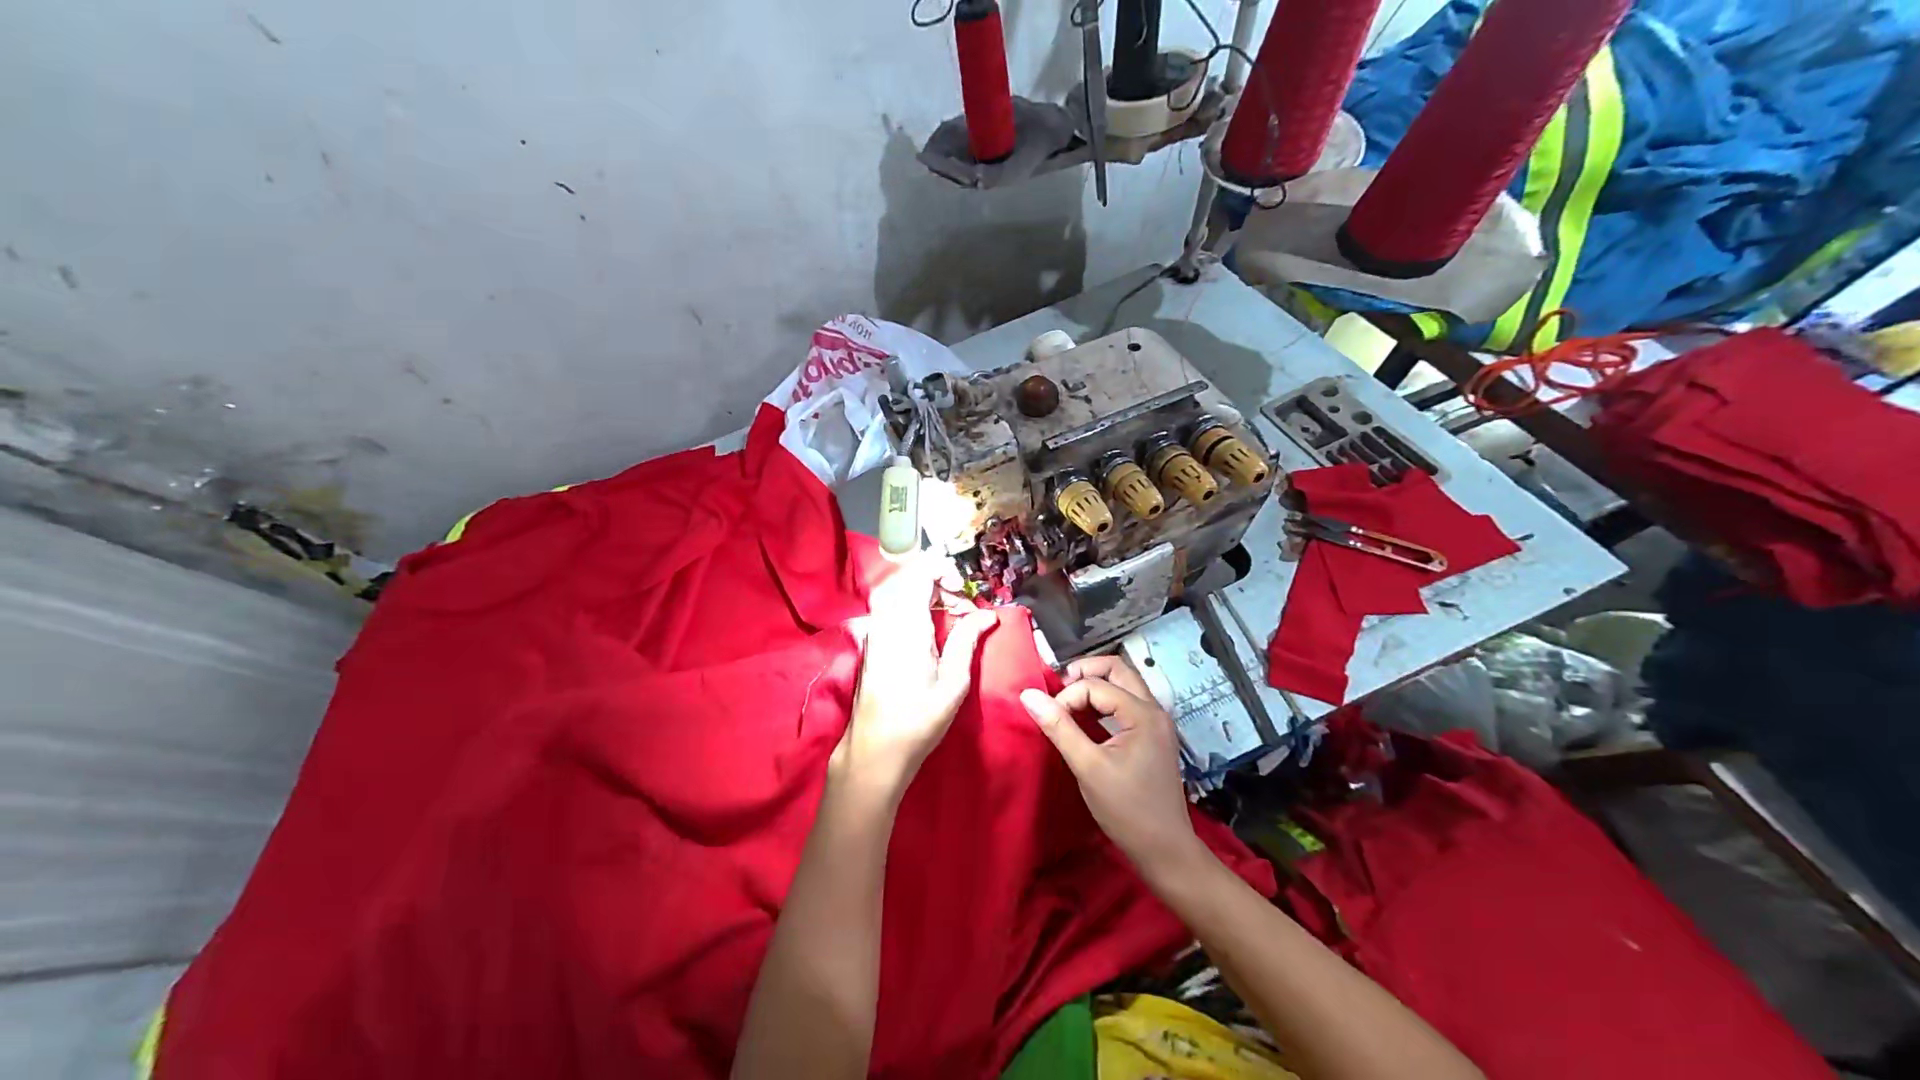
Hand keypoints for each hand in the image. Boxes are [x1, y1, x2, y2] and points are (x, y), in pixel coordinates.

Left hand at [837, 557, 996, 793]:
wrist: (874, 751)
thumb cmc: (918, 719)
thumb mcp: (953, 682)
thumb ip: (967, 640)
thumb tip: (986, 615)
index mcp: (906, 623)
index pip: (921, 571)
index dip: (945, 570)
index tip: (965, 591)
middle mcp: (885, 620)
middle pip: (910, 579)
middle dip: (940, 584)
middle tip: (964, 609)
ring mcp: (874, 631)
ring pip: (900, 594)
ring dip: (928, 597)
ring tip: (952, 621)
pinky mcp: (871, 644)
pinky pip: (892, 611)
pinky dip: (914, 610)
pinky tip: (932, 634)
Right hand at [1020, 655, 1202, 875]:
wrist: (1164, 848)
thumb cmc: (1126, 809)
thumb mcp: (1087, 767)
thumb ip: (1059, 728)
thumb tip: (1028, 696)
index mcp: (1143, 714)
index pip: (1096, 685)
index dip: (1068, 696)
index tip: (1050, 720)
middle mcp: (1155, 710)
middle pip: (1118, 669)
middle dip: (1085, 673)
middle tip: (1058, 691)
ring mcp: (1157, 722)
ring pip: (1125, 683)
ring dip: (1096, 685)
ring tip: (1068, 704)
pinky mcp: (1154, 735)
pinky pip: (1128, 702)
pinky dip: (1106, 701)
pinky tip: (1086, 719)